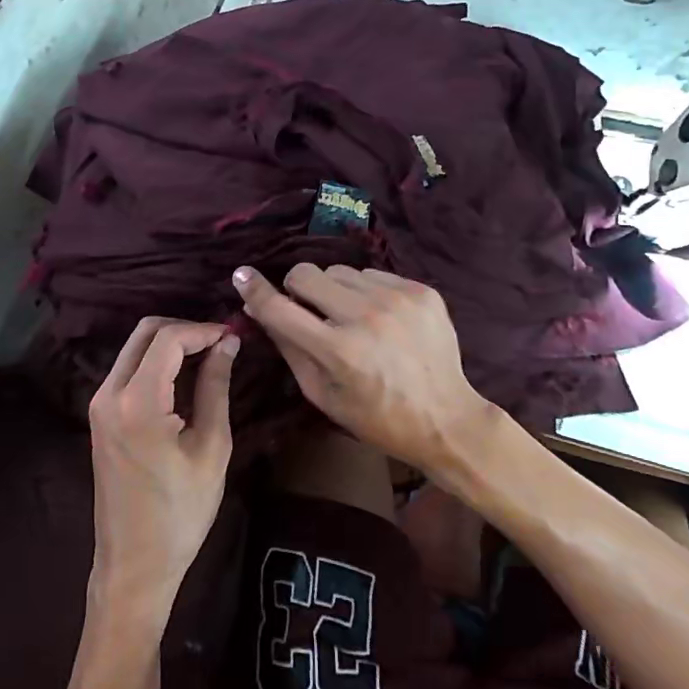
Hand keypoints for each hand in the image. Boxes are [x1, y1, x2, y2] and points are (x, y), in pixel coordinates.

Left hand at [88, 318, 239, 606]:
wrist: (135, 564)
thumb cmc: (180, 512)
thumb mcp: (211, 447)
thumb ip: (216, 387)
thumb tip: (229, 343)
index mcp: (136, 403)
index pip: (168, 338)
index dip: (204, 329)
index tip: (234, 336)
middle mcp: (109, 395)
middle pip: (145, 333)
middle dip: (185, 328)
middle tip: (222, 341)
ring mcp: (99, 405)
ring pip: (135, 348)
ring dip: (171, 342)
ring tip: (210, 353)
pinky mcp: (100, 417)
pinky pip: (129, 370)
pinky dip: (158, 361)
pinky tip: (186, 373)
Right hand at [231, 265, 495, 473]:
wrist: (445, 417)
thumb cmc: (376, 417)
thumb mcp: (323, 394)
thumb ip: (289, 348)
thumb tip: (259, 308)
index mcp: (338, 350)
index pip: (281, 308)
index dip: (256, 290)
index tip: (242, 275)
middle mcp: (366, 316)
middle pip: (308, 274)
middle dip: (300, 289)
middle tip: (312, 312)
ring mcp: (398, 299)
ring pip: (341, 271)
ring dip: (336, 290)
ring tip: (352, 319)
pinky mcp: (422, 291)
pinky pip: (375, 274)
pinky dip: (368, 292)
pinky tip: (382, 318)